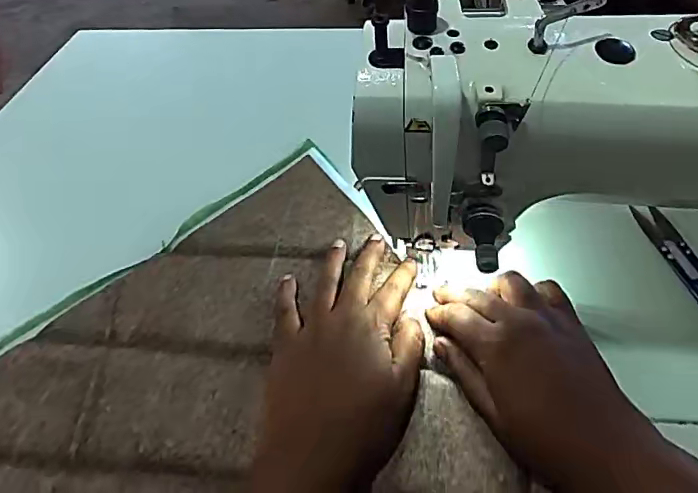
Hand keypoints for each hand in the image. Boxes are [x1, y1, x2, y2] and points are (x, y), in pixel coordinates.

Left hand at [249, 238, 424, 492]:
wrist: (311, 457)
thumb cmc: (361, 429)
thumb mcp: (401, 391)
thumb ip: (409, 348)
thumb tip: (412, 318)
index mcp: (371, 327)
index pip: (392, 291)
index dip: (403, 274)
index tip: (409, 261)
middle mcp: (341, 318)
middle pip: (358, 276)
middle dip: (369, 255)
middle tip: (376, 239)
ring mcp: (311, 328)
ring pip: (324, 283)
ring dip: (332, 261)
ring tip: (338, 245)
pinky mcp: (286, 344)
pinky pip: (285, 309)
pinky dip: (286, 292)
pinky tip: (288, 280)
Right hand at [427, 272, 697, 492]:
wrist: (605, 449)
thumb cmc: (552, 442)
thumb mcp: (494, 415)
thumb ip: (465, 374)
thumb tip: (442, 348)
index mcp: (496, 345)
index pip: (456, 315)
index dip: (439, 313)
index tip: (432, 314)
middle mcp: (520, 322)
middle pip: (478, 294)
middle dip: (456, 294)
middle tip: (444, 297)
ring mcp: (546, 317)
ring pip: (511, 282)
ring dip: (491, 286)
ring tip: (482, 294)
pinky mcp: (569, 321)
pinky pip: (547, 289)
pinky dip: (531, 289)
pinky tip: (526, 299)